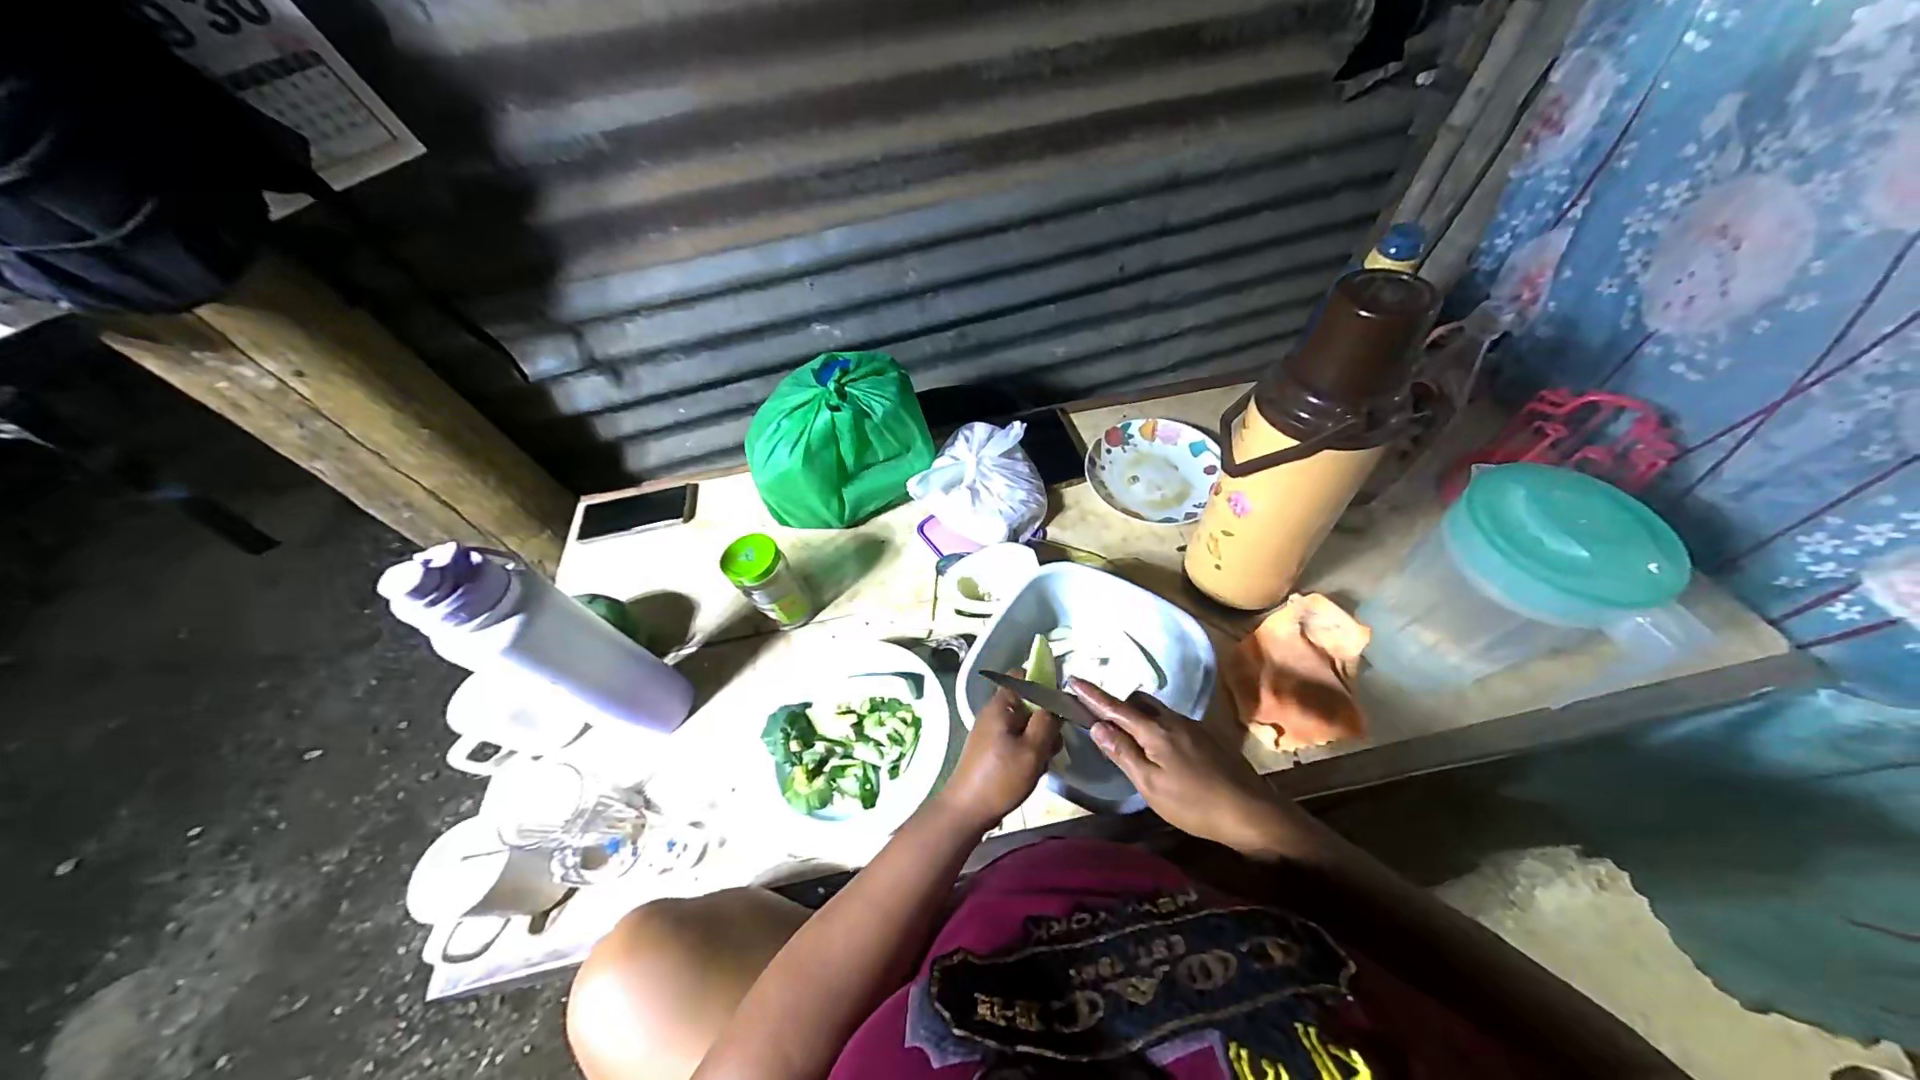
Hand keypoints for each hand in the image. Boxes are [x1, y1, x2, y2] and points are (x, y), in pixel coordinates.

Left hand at [935, 674, 1061, 831]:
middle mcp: (993, 713)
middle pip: (1028, 703)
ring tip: (1041, 763)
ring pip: (1025, 725)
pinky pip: (1016, 741)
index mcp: (1000, 705)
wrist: (967, 811)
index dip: (1043, 685)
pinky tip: (1032, 771)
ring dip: (1039, 740)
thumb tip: (1055, 702)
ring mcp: (991, 732)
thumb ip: (1047, 721)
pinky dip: (1028, 752)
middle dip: (1045, 721)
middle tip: (1051, 745)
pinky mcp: (991, 750)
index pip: (1023, 677)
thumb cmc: (1000, 778)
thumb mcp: (1032, 749)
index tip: (1058, 706)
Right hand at [1072, 677, 1298, 854]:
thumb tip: (1098, 725)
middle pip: (1139, 702)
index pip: (1116, 707)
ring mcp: (1194, 728)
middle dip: (1117, 703)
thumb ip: (1123, 753)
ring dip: (1138, 716)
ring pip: (1157, 712)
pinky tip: (1158, 750)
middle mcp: (1174, 720)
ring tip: (1126, 735)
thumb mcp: (1150, 784)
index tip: (1072, 679)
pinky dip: (1155, 728)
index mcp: (1156, 731)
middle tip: (1099, 716)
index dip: (1092, 695)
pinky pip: (1172, 723)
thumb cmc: (1194, 804)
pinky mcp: (1208, 739)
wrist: (1252, 813)